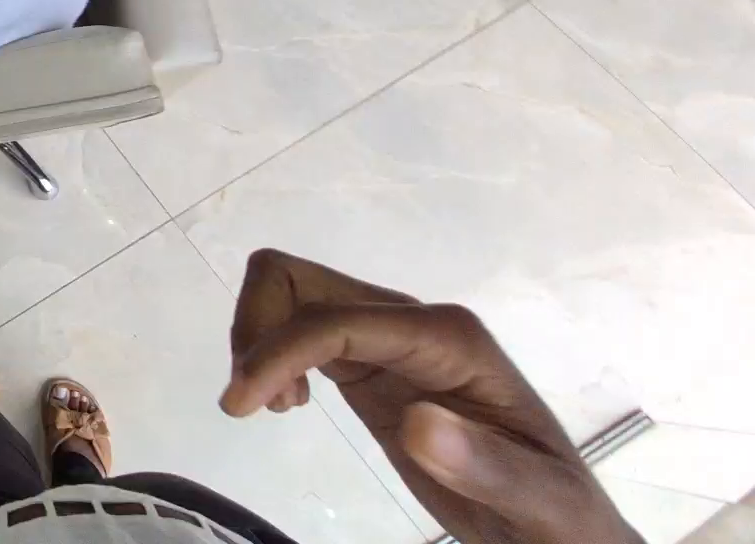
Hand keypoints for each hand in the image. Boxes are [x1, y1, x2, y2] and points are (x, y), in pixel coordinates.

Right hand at [221, 250, 640, 543]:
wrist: (554, 529)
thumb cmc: (553, 522)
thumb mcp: (544, 508)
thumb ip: (488, 467)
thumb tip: (417, 422)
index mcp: (443, 337)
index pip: (331, 319)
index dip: (277, 350)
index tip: (244, 404)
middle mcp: (405, 317)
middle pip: (293, 278)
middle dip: (255, 328)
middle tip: (249, 394)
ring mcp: (379, 330)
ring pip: (283, 289)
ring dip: (255, 337)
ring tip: (268, 402)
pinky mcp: (359, 351)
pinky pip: (291, 320)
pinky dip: (267, 349)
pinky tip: (285, 399)